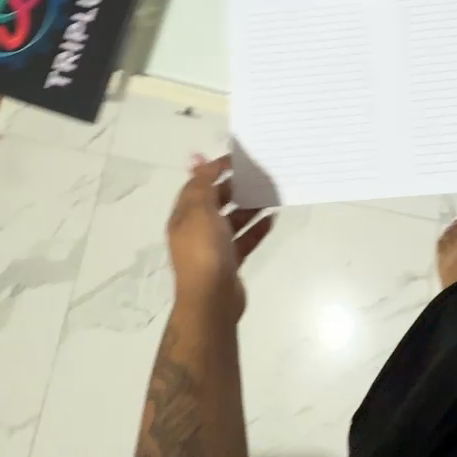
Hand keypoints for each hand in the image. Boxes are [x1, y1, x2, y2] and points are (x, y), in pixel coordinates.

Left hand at [166, 155, 273, 322]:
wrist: (211, 299)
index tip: (237, 159)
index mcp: (185, 216)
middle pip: (216, 202)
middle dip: (234, 188)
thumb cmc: (203, 250)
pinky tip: (271, 219)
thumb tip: (195, 156)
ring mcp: (213, 248)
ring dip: (249, 208)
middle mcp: (196, 230)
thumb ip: (201, 183)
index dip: (214, 170)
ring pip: (232, 221)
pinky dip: (256, 229)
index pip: (198, 185)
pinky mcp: (229, 263)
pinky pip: (244, 240)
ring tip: (270, 195)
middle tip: (257, 176)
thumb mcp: (199, 210)